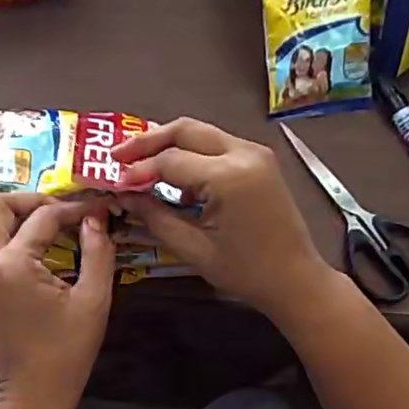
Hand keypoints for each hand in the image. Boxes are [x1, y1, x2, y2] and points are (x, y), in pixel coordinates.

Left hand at [0, 193, 116, 408]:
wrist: (37, 391)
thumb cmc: (69, 349)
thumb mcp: (94, 299)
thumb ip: (98, 252)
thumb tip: (96, 217)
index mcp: (15, 265)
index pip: (43, 218)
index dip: (71, 209)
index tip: (92, 209)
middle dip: (25, 200)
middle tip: (52, 210)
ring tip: (11, 220)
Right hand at [111, 118, 339, 318]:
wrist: (294, 278)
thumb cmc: (245, 271)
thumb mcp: (194, 249)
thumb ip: (156, 218)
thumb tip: (125, 197)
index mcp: (228, 176)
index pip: (170, 161)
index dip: (138, 171)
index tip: (114, 182)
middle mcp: (243, 153)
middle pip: (185, 130)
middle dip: (147, 141)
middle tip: (117, 155)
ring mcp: (254, 153)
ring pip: (201, 133)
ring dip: (168, 144)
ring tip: (138, 162)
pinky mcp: (258, 161)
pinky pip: (216, 145)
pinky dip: (190, 153)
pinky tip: (172, 175)